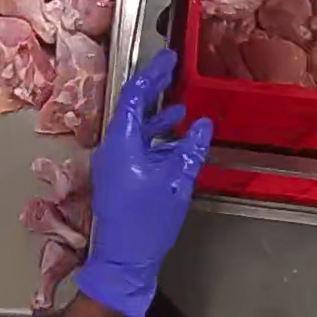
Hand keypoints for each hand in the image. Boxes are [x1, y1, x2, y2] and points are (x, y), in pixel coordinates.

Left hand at [77, 51, 212, 316]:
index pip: (133, 96)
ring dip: (156, 114)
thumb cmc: (146, 220)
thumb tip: (204, 124)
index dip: (151, 74)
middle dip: (153, 88)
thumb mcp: (176, 181)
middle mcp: (112, 147)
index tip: (168, 58)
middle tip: (173, 71)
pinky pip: (137, 146)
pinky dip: (155, 137)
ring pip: (135, 128)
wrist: (123, 258)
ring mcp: (114, 162)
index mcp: (121, 142)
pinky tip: (175, 136)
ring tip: (180, 102)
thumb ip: (191, 149)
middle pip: (131, 108)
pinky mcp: (120, 176)